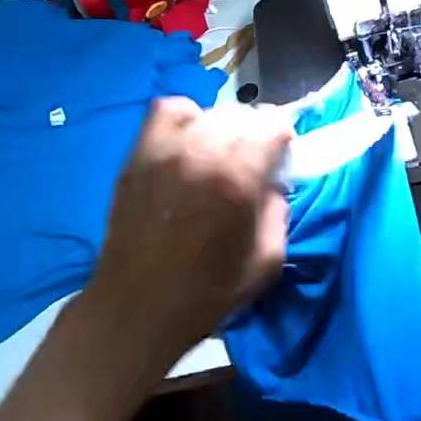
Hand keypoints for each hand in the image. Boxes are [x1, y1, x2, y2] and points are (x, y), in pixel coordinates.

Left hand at [78, 97, 292, 356]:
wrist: (137, 309)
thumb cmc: (208, 291)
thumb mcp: (269, 258)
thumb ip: (280, 210)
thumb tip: (274, 182)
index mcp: (239, 176)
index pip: (274, 125)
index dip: (283, 141)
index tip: (281, 161)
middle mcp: (203, 152)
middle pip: (245, 116)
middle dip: (258, 135)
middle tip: (255, 163)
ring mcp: (166, 149)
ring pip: (211, 112)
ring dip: (226, 128)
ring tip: (223, 154)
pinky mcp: (139, 155)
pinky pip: (168, 111)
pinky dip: (187, 119)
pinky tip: (190, 143)